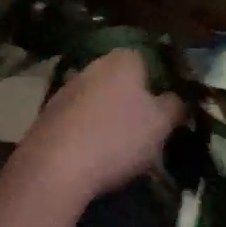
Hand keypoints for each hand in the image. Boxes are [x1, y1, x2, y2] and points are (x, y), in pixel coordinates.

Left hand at [17, 50, 186, 200]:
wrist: (54, 168)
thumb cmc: (117, 137)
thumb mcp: (161, 124)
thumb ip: (175, 106)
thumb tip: (177, 99)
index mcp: (124, 58)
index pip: (150, 61)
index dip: (160, 85)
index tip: (165, 112)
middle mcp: (94, 65)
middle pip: (122, 81)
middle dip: (133, 102)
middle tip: (145, 132)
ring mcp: (67, 89)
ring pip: (99, 100)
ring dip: (108, 118)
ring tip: (119, 150)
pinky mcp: (47, 115)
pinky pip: (77, 120)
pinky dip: (86, 133)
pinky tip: (92, 157)